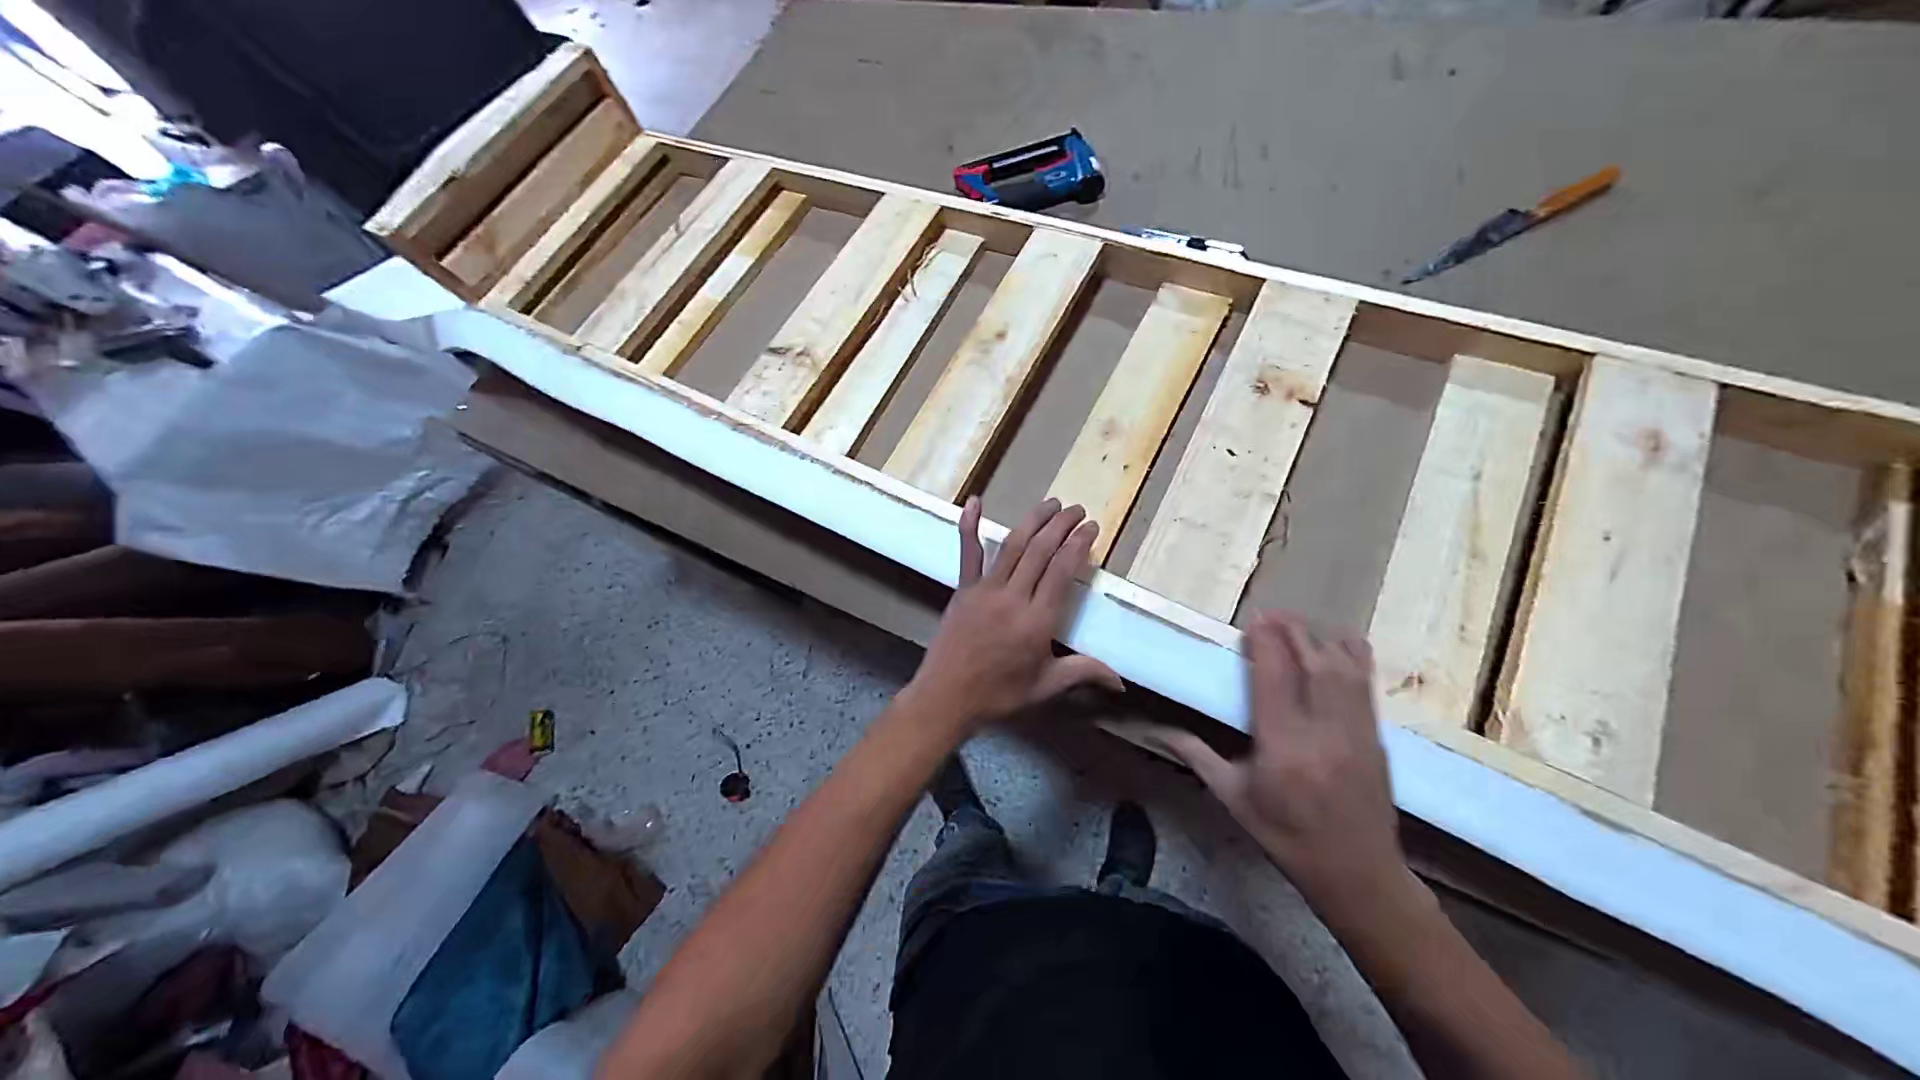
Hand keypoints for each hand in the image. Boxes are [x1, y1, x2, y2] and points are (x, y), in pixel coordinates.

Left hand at [908, 497, 1121, 729]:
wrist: (946, 697)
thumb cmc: (999, 694)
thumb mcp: (1045, 686)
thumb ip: (1083, 673)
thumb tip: (1120, 681)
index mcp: (1037, 621)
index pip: (1062, 570)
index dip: (1078, 544)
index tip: (1091, 527)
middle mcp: (1013, 598)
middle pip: (1041, 550)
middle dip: (1062, 526)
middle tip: (1077, 510)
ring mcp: (985, 590)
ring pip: (1013, 546)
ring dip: (1033, 521)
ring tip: (1051, 504)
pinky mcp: (963, 589)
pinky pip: (968, 553)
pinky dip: (970, 525)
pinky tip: (975, 502)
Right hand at [1135, 613, 1407, 915]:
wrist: (1357, 873)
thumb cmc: (1285, 836)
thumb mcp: (1233, 798)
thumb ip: (1197, 755)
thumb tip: (1156, 729)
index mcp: (1283, 748)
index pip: (1274, 679)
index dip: (1265, 643)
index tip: (1254, 621)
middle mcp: (1323, 734)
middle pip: (1313, 664)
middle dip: (1294, 632)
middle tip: (1272, 615)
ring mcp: (1356, 734)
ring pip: (1345, 670)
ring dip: (1322, 640)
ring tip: (1301, 625)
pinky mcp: (1377, 739)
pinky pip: (1366, 686)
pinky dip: (1352, 658)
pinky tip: (1339, 645)